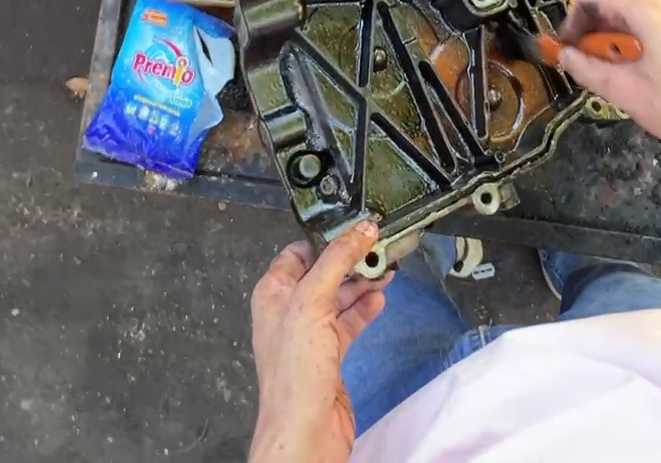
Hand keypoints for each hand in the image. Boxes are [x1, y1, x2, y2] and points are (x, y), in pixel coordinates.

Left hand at [248, 221, 392, 462]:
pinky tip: (380, 298)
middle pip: (323, 271)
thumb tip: (362, 228)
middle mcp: (289, 309)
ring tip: (386, 268)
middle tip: (379, 245)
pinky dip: (365, 307)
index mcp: (274, 292)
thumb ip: (337, 260)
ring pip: (339, 295)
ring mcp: (309, 332)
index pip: (300, 250)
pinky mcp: (329, 353)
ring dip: (362, 282)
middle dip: (351, 258)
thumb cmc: (296, 371)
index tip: (356, 225)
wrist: (306, 434)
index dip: (327, 237)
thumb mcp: (313, 301)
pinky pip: (349, 320)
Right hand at [555, 0, 660, 163]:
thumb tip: (562, 55)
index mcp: (647, 8)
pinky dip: (637, 35)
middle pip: (612, 2)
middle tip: (587, 62)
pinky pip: (652, 17)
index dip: (571, 20)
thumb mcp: (623, 90)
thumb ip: (585, 68)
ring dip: (615, 35)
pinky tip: (639, 65)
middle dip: (593, 30)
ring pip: (631, 10)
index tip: (568, 48)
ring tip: (614, 68)